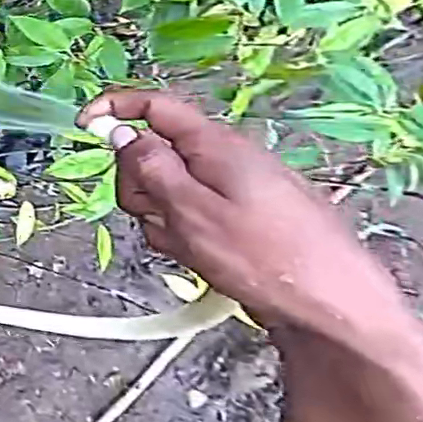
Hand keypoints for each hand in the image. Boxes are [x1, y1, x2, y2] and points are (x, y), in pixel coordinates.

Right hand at [79, 91, 409, 336]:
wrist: (340, 317)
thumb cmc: (264, 259)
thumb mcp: (190, 209)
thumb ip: (149, 165)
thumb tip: (121, 132)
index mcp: (215, 146)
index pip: (154, 105)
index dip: (112, 108)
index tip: (82, 126)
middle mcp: (227, 159)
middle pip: (153, 151)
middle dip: (137, 181)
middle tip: (153, 212)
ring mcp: (238, 188)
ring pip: (167, 185)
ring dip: (159, 212)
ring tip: (185, 242)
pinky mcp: (244, 216)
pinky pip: (191, 210)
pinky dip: (181, 229)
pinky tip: (201, 254)